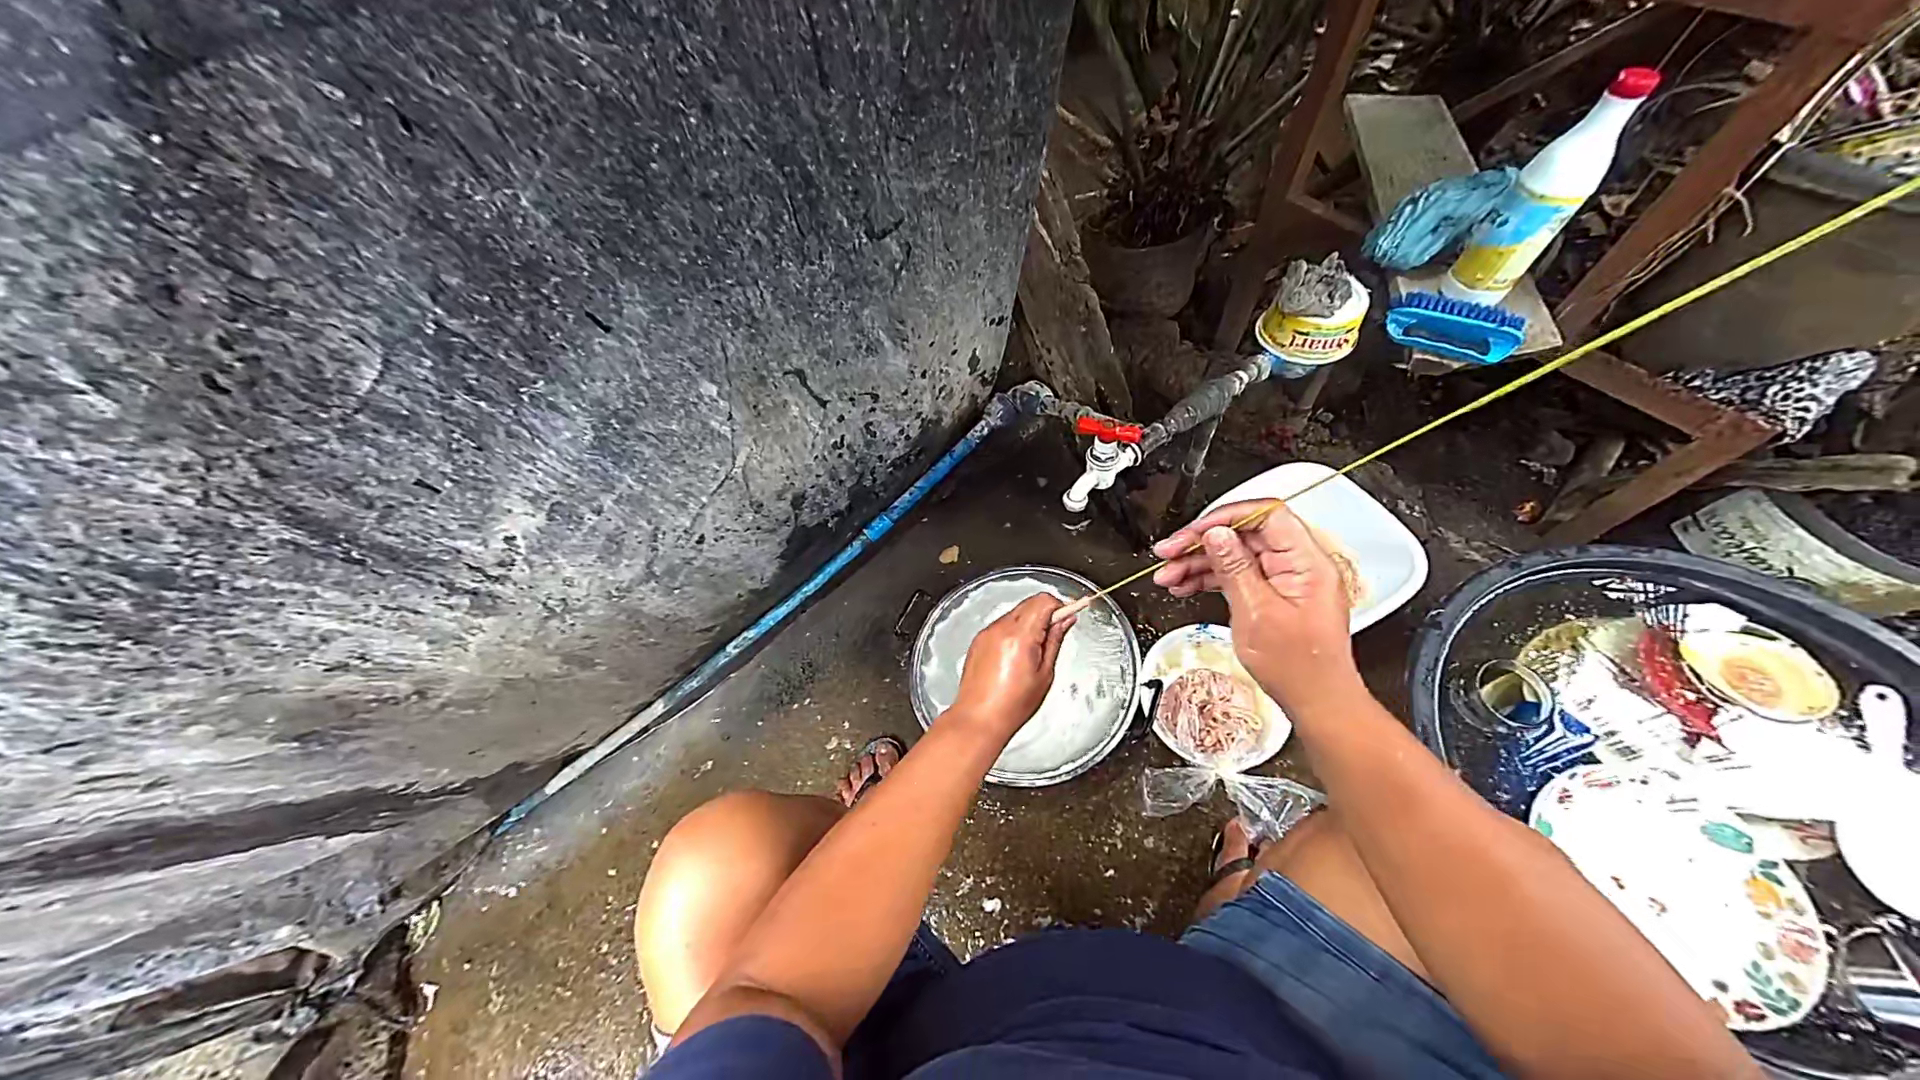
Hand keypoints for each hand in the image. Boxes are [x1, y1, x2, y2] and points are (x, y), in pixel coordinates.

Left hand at [946, 593, 1073, 736]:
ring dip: (1029, 622)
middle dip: (1046, 613)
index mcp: (1019, 636)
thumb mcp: (1044, 673)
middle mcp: (1000, 629)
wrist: (978, 718)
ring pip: (1016, 612)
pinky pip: (1001, 625)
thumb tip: (1066, 620)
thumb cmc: (1011, 705)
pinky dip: (1013, 631)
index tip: (1068, 616)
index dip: (1059, 607)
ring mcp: (986, 633)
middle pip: (1029, 603)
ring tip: (1034, 651)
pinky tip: (1017, 655)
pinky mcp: (979, 639)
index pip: (1043, 601)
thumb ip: (1055, 640)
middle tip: (1054, 635)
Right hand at [1151, 500, 1361, 710]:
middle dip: (1202, 542)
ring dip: (1199, 562)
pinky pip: (1237, 573)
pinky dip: (1210, 578)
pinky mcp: (1273, 593)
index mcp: (1306, 562)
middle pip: (1244, 534)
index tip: (1195, 532)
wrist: (1316, 701)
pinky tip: (1186, 585)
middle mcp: (1298, 565)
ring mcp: (1285, 579)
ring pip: (1235, 554)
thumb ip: (1234, 568)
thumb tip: (1216, 534)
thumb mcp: (1257, 613)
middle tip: (1170, 553)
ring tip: (1169, 575)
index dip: (1224, 517)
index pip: (1265, 515)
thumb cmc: (1298, 668)